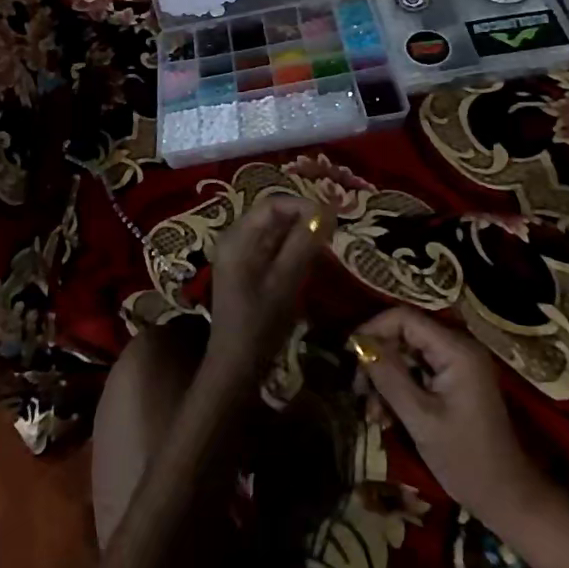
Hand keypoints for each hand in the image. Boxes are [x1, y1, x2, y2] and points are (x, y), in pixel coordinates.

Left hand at [203, 196, 330, 385]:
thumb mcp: (286, 282)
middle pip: (271, 215)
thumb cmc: (260, 323)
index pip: (272, 204)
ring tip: (328, 244)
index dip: (303, 205)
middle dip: (304, 218)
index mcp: (237, 238)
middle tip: (335, 230)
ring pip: (273, 231)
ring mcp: (237, 254)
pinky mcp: (245, 269)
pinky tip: (311, 260)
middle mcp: (233, 239)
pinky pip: (270, 247)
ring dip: (300, 233)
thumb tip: (326, 210)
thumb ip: (304, 244)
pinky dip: (291, 248)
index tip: (334, 217)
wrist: (236, 364)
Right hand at [354, 306, 549, 523]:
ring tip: (372, 412)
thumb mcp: (420, 417)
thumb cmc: (465, 458)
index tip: (351, 356)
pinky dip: (398, 388)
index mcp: (456, 351)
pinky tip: (386, 416)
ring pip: (406, 354)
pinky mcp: (454, 380)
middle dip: (377, 359)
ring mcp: (458, 364)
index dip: (373, 330)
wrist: (506, 497)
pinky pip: (417, 371)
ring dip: (384, 378)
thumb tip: (359, 346)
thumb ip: (389, 376)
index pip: (405, 318)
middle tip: (359, 390)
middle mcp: (459, 348)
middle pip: (404, 334)